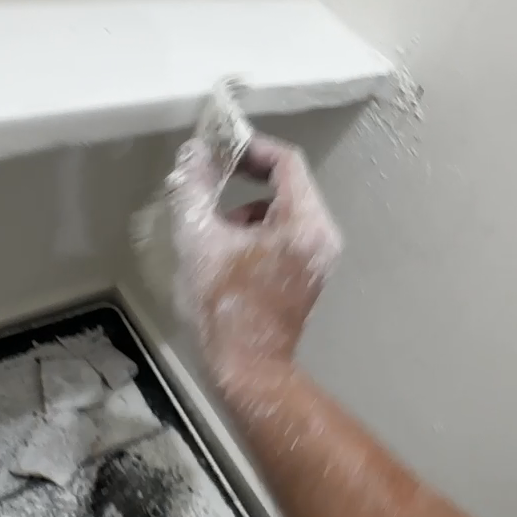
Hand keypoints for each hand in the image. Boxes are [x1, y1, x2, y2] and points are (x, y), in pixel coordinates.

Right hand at [166, 134, 342, 392]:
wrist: (247, 369)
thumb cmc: (222, 307)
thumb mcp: (198, 241)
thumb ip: (193, 189)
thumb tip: (193, 151)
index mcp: (303, 224)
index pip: (286, 162)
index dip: (251, 147)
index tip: (219, 149)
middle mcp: (322, 234)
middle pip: (289, 183)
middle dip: (248, 175)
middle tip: (212, 174)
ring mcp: (320, 256)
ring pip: (286, 208)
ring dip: (250, 205)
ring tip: (215, 223)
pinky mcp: (311, 271)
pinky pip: (289, 231)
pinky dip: (260, 227)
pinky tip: (229, 249)